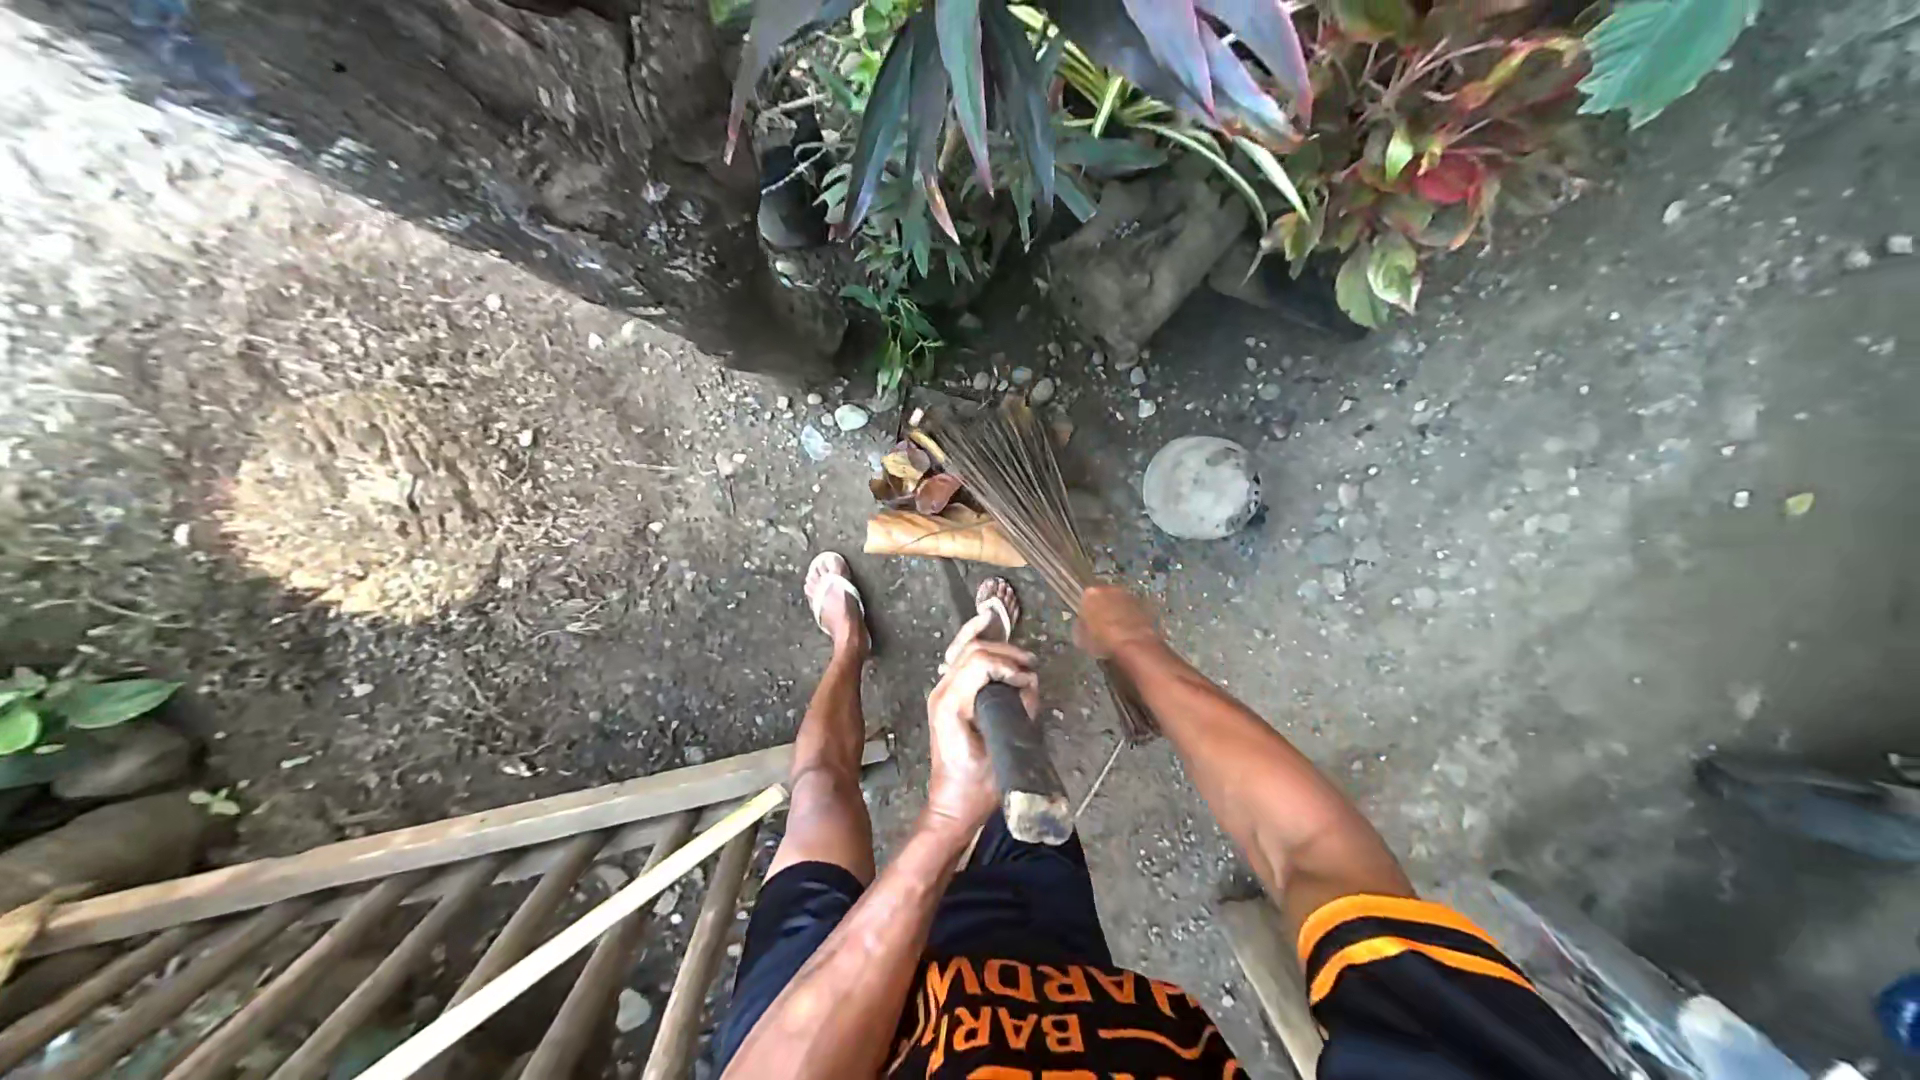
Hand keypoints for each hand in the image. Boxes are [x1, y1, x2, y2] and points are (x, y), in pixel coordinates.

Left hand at [924, 639, 1038, 830]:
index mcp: (951, 705)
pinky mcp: (947, 696)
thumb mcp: (1003, 751)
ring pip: (965, 649)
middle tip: (1030, 665)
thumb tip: (1029, 683)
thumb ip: (1019, 713)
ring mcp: (941, 692)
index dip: (1008, 665)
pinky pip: (961, 661)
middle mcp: (942, 692)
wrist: (954, 804)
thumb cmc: (977, 785)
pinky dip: (978, 648)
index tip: (1027, 680)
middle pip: (972, 650)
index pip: (980, 662)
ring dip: (994, 647)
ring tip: (1021, 658)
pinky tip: (991, 638)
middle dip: (1005, 652)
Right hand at [1075, 585, 1160, 659]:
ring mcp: (1128, 595)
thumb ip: (1081, 627)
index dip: (1086, 613)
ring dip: (1118, 612)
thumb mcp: (1083, 638)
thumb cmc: (1104, 641)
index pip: (1085, 599)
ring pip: (1119, 602)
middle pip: (1104, 597)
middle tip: (1103, 627)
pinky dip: (1131, 617)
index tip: (1088, 624)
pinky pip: (1133, 609)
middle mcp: (1109, 589)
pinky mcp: (1144, 604)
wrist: (1135, 644)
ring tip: (1118, 631)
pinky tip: (1130, 632)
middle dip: (1103, 609)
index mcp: (1090, 594)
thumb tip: (1082, 627)